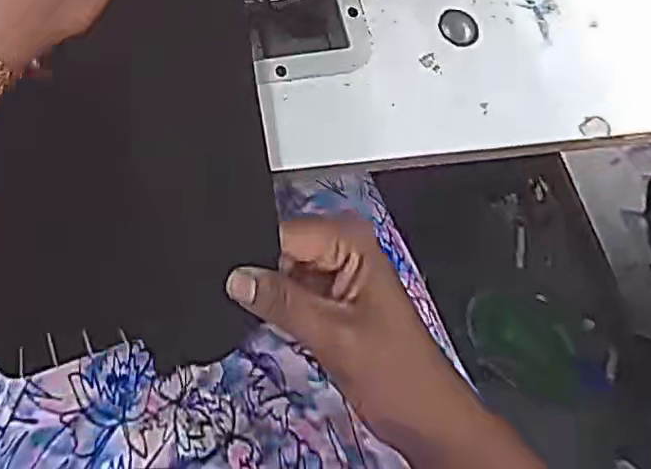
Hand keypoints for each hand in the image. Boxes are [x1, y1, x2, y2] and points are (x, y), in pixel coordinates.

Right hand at [226, 217, 541, 466]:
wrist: (426, 420)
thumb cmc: (394, 375)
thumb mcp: (333, 337)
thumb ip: (282, 303)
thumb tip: (237, 278)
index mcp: (350, 238)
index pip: (286, 231)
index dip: (255, 253)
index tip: (224, 274)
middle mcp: (343, 245)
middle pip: (281, 246)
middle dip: (259, 272)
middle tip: (233, 296)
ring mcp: (336, 270)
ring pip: (282, 269)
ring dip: (268, 291)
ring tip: (253, 310)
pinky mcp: (329, 295)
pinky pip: (290, 288)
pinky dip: (278, 305)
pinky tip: (267, 318)